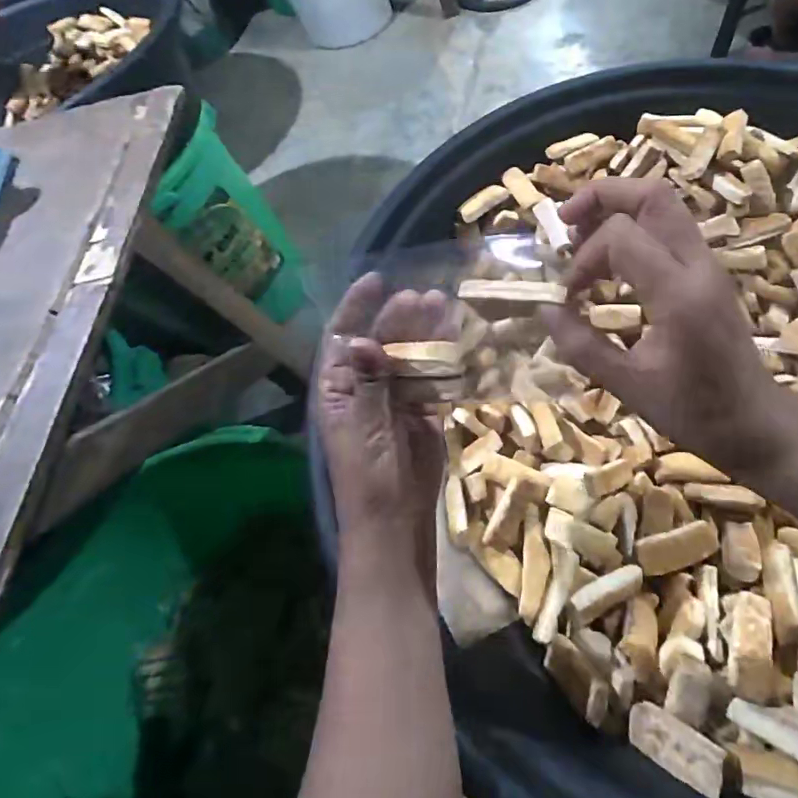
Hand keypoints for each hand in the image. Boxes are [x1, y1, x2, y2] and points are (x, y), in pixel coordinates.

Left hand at [315, 273, 449, 582]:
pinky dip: (445, 356)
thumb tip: (363, 340)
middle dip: (400, 317)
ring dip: (426, 331)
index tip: (376, 280)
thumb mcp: (361, 427)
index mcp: (340, 389)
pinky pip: (434, 375)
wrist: (396, 518)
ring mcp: (396, 396)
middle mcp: (366, 386)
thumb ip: (366, 383)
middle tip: (424, 298)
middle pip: (383, 341)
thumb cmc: (367, 476)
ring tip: (443, 305)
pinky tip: (458, 337)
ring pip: (411, 354)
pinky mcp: (424, 409)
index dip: (356, 307)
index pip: (343, 337)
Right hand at [541, 178, 788, 471]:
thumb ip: (582, 345)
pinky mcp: (710, 272)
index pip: (621, 236)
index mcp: (679, 294)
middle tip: (566, 222)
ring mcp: (709, 265)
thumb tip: (546, 309)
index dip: (583, 257)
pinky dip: (636, 228)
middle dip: (603, 196)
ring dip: (619, 209)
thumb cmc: (694, 411)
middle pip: (653, 195)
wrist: (754, 421)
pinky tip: (614, 262)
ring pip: (665, 204)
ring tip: (584, 239)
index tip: (569, 294)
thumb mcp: (628, 385)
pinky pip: (671, 228)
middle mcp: (698, 266)